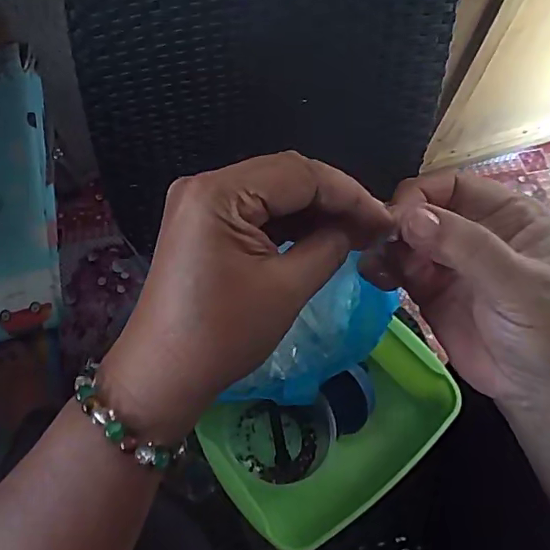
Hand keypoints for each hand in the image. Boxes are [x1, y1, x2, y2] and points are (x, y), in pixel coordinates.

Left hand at [101, 153, 396, 442]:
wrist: (162, 375)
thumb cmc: (223, 334)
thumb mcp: (287, 287)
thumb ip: (330, 244)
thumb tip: (358, 226)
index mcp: (218, 192)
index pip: (300, 174)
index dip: (350, 195)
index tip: (387, 222)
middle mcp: (202, 184)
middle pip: (283, 177)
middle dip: (332, 200)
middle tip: (374, 229)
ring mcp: (196, 204)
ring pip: (269, 194)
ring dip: (311, 212)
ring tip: (354, 236)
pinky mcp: (198, 225)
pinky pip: (250, 212)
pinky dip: (285, 224)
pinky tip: (317, 238)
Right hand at [361, 170, 549, 419]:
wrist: (546, 394)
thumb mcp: (516, 284)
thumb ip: (465, 246)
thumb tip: (409, 215)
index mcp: (508, 215)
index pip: (452, 185)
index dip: (420, 196)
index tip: (394, 219)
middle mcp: (475, 231)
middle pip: (421, 209)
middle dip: (396, 223)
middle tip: (376, 245)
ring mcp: (450, 262)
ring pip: (404, 238)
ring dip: (385, 247)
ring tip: (375, 268)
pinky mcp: (429, 290)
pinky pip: (397, 268)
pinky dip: (381, 268)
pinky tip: (374, 279)